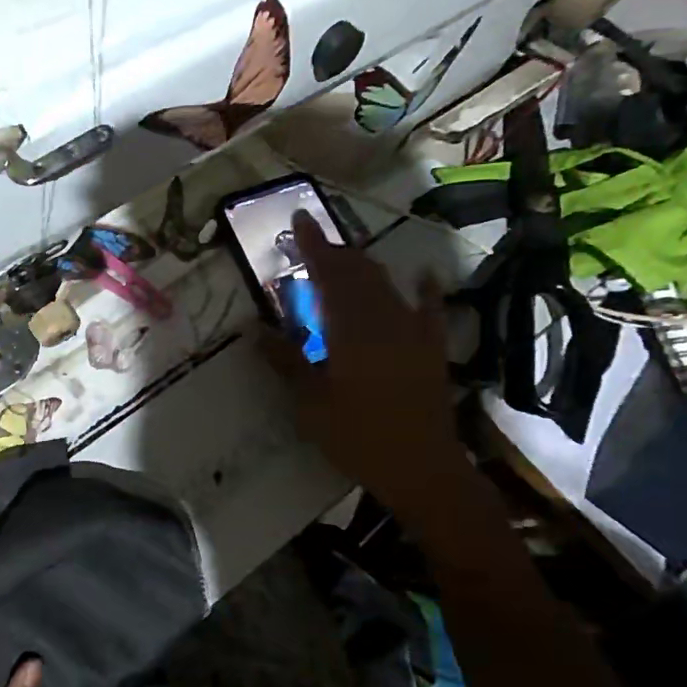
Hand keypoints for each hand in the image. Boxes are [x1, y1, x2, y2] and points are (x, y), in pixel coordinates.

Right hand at [261, 211, 472, 532]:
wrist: (422, 468)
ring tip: (346, 254)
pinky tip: (423, 274)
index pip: (328, 274)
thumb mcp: (310, 403)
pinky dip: (425, 289)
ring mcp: (412, 331)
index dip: (313, 245)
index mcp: (350, 328)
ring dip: (364, 265)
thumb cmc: (358, 436)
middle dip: (334, 251)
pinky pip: (430, 310)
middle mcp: (383, 318)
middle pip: (357, 272)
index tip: (300, 218)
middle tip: (312, 237)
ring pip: (386, 285)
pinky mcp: (431, 348)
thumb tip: (255, 328)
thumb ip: (285, 361)